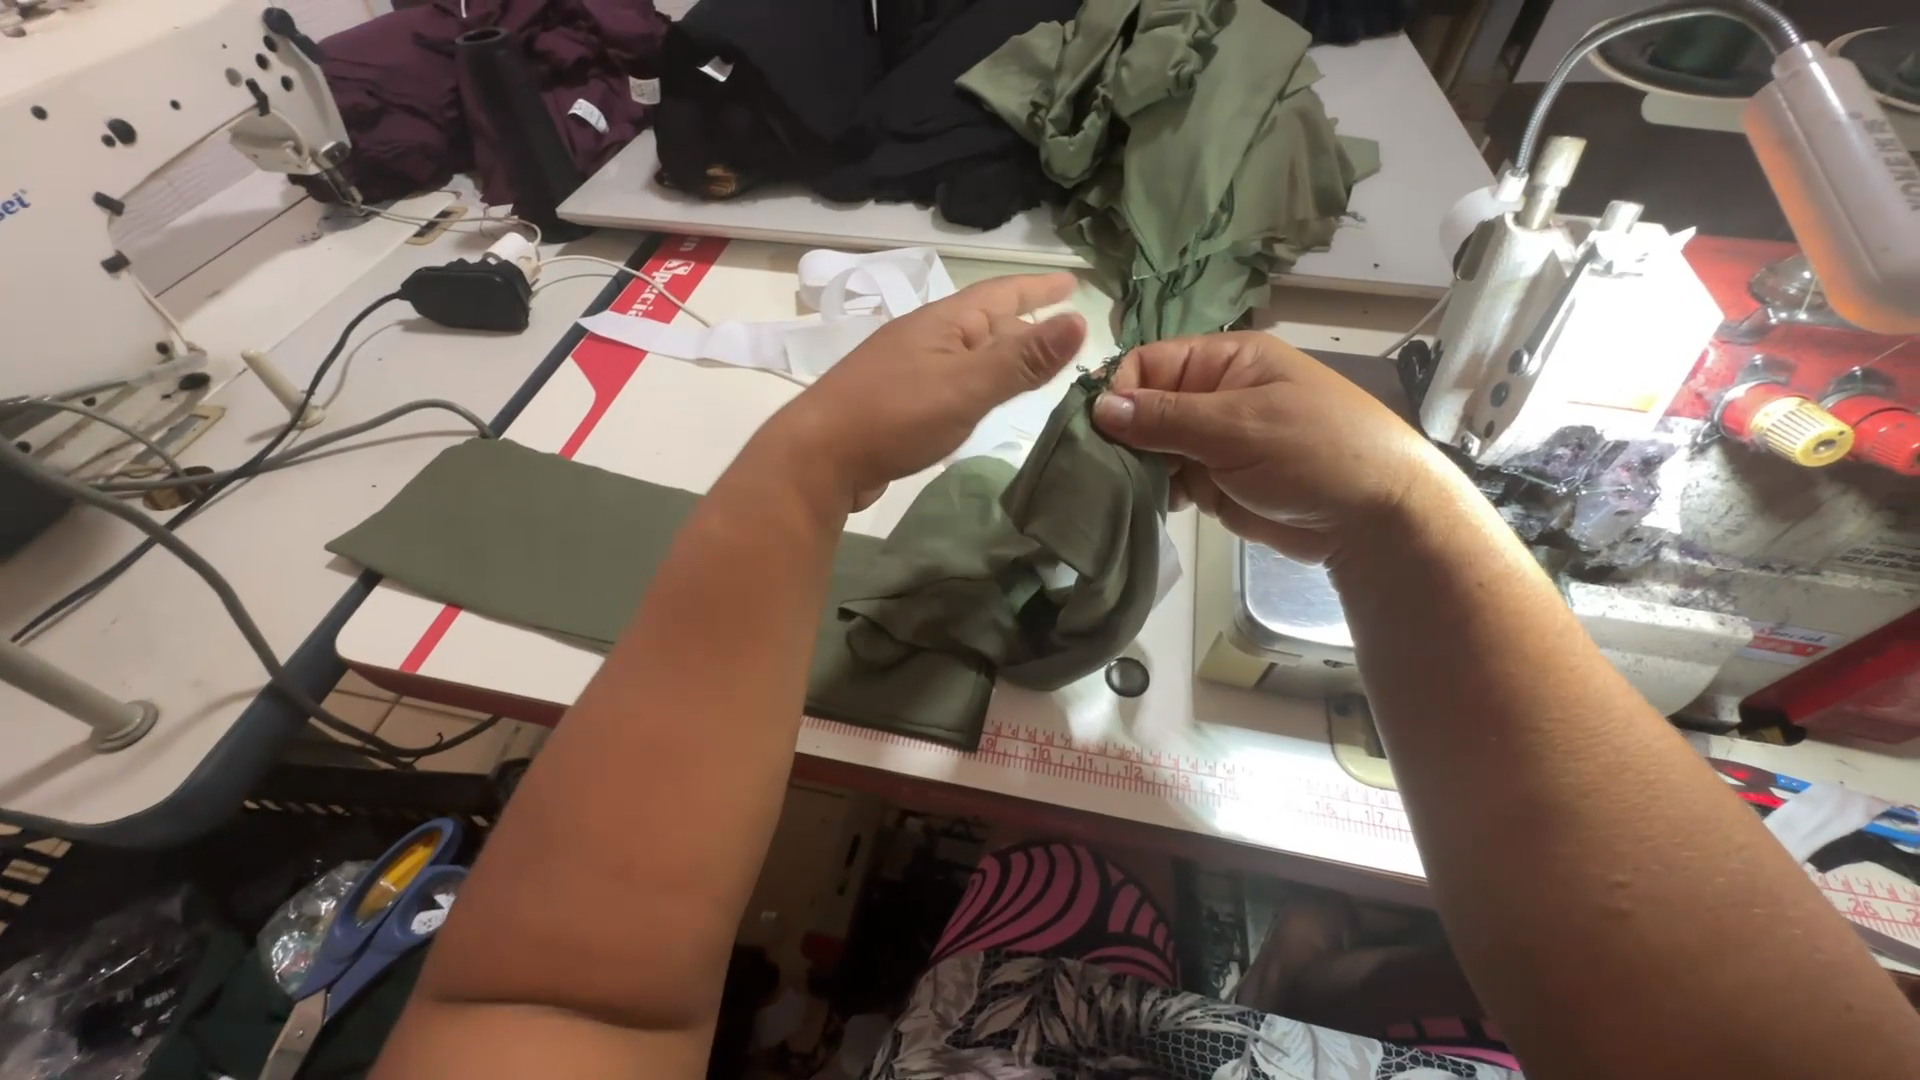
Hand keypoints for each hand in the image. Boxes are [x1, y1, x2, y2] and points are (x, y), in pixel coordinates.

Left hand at [766, 272, 1086, 507]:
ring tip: (1032, 371)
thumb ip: (1022, 359)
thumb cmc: (894, 415)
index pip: (1002, 294)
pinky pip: (951, 383)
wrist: (819, 458)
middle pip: (986, 324)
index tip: (1072, 281)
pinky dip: (977, 385)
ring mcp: (908, 369)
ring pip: (968, 356)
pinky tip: (981, 402)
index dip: (1038, 288)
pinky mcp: (897, 403)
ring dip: (1001, 358)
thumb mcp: (966, 386)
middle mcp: (925, 337)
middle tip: (1063, 341)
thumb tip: (1078, 321)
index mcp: (944, 322)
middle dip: (1025, 327)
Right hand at [1091, 331, 1446, 563]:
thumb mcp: (1238, 426)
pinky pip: (1168, 482)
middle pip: (1144, 407)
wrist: (1373, 520)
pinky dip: (1153, 494)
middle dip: (1121, 437)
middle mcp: (1213, 397)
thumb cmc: (1315, 452)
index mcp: (1224, 362)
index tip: (1099, 433)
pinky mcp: (1213, 483)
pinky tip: (1142, 508)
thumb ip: (1166, 417)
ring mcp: (1212, 442)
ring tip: (1117, 493)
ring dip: (1134, 469)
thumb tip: (1099, 406)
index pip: (1149, 364)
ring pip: (1151, 449)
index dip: (1120, 393)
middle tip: (1099, 471)